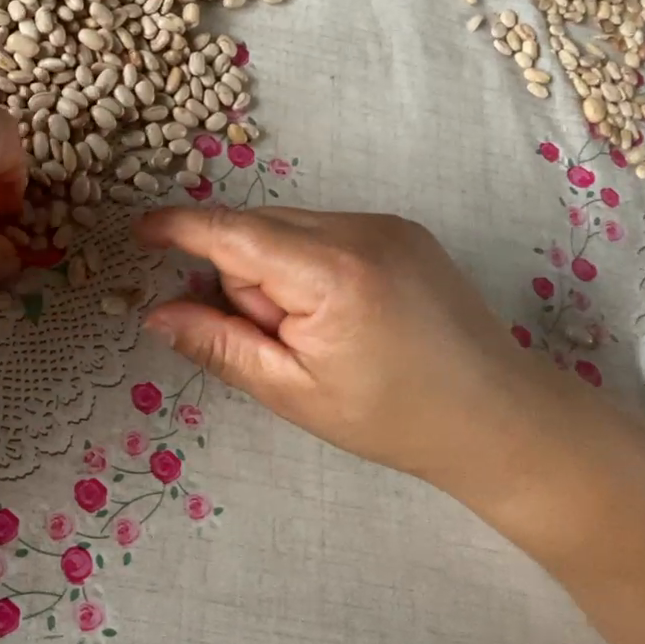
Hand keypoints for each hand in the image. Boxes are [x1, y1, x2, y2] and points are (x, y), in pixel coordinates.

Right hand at [135, 207, 558, 487]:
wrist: (505, 420)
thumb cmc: (393, 418)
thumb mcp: (291, 391)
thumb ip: (217, 345)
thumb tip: (155, 315)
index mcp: (330, 274)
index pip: (232, 233)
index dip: (180, 228)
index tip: (139, 231)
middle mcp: (358, 229)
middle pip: (255, 228)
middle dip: (240, 274)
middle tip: (272, 335)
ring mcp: (383, 223)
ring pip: (284, 227)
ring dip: (271, 268)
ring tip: (312, 328)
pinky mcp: (398, 227)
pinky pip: (317, 229)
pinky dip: (301, 261)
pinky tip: (334, 309)